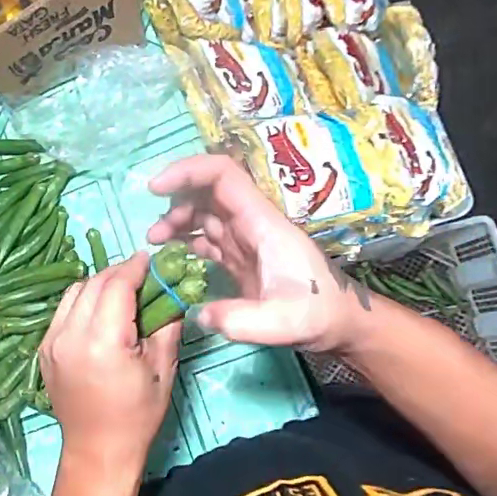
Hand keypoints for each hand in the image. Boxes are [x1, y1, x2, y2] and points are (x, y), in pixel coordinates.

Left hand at [40, 251, 182, 495]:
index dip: (135, 267)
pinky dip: (83, 300)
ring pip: (74, 292)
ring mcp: (51, 342)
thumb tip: (172, 291)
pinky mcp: (44, 349)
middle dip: (119, 272)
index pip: (116, 286)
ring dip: (99, 283)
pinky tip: (101, 310)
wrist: (98, 450)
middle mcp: (70, 336)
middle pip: (93, 283)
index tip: (152, 259)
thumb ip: (166, 323)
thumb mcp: (162, 368)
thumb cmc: (138, 414)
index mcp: (102, 342)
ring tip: (122, 290)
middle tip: (143, 274)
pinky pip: (64, 310)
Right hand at [147, 154, 369, 352]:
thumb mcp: (282, 324)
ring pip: (207, 214)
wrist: (341, 323)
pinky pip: (210, 238)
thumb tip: (199, 315)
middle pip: (209, 192)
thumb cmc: (318, 314)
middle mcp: (253, 224)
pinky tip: (174, 257)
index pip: (224, 177)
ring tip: (156, 243)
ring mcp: (248, 241)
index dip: (189, 172)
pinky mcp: (244, 259)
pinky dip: (189, 241)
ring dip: (179, 221)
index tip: (156, 188)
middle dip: (177, 202)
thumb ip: (240, 321)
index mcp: (263, 224)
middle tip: (155, 234)